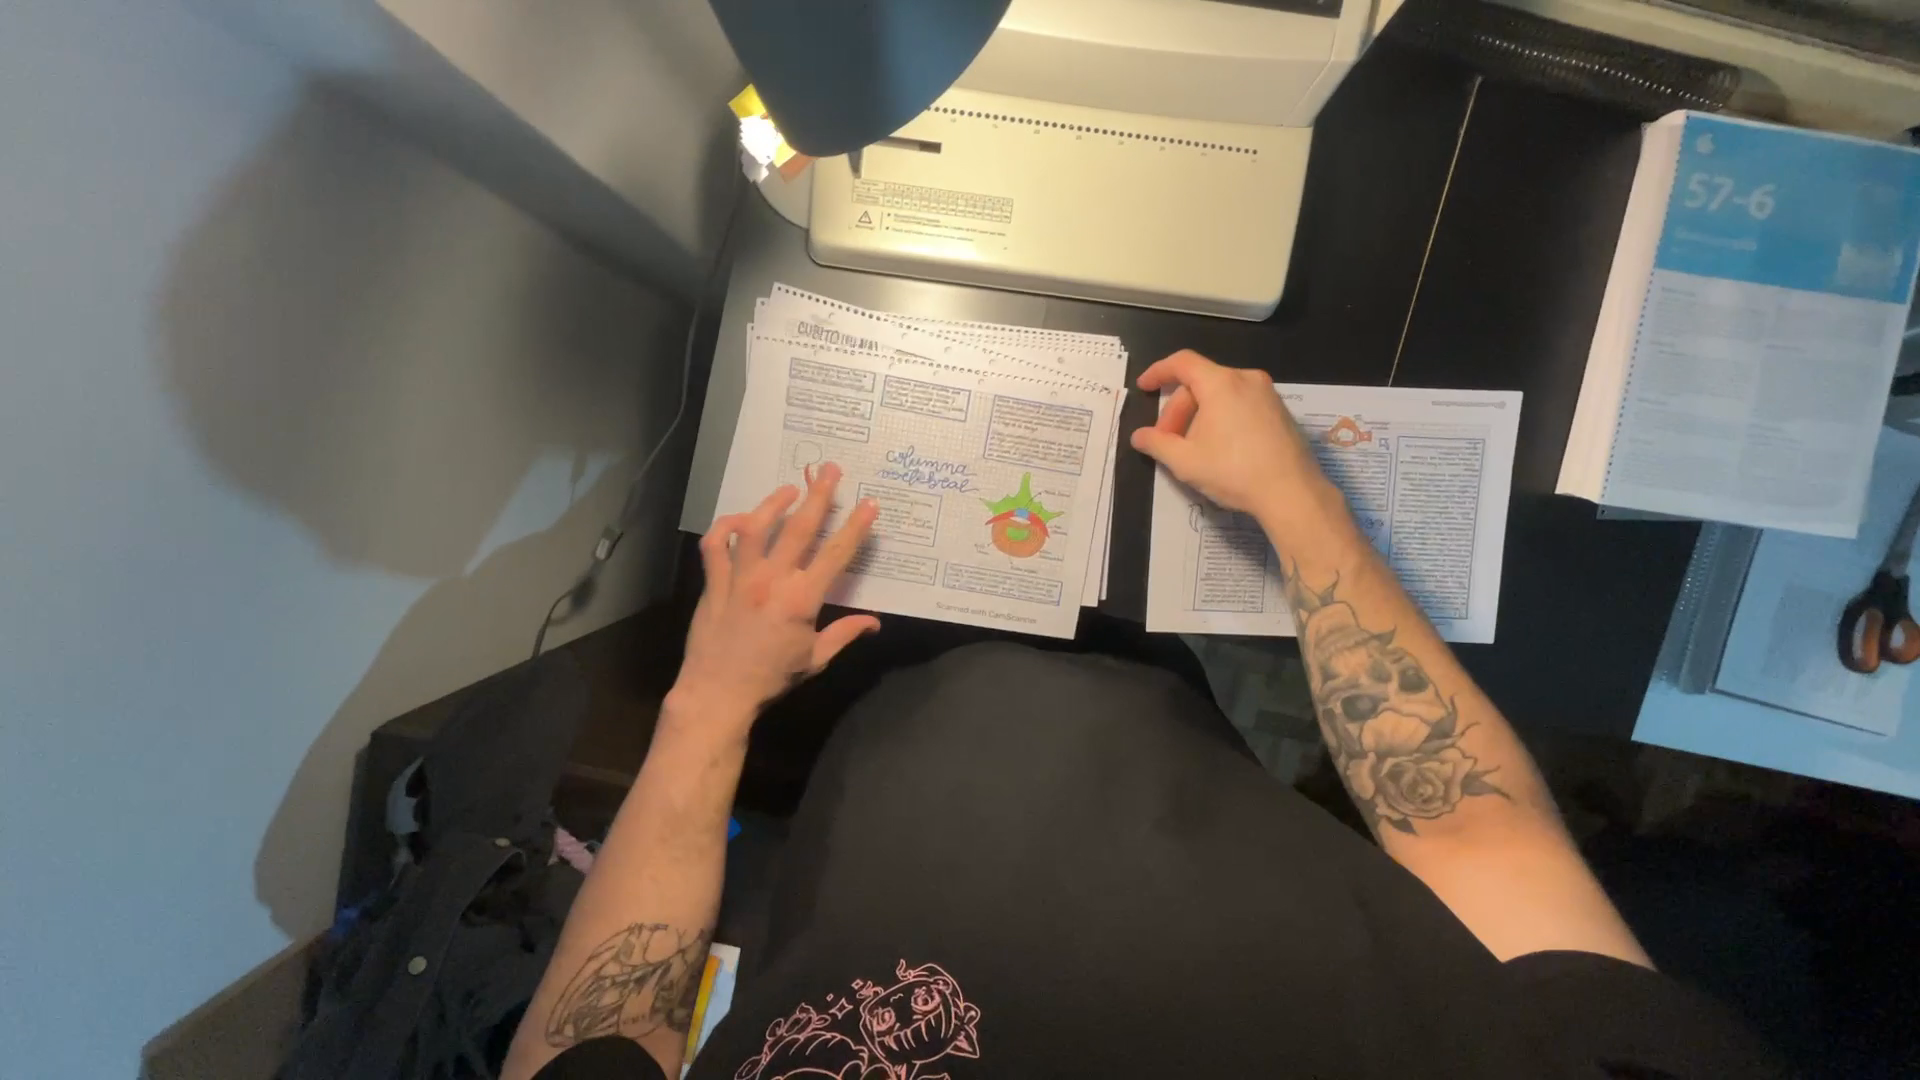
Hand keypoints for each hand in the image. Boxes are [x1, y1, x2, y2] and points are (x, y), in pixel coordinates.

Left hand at [670, 465, 880, 729]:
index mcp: (802, 600)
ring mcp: (739, 578)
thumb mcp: (815, 660)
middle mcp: (772, 581)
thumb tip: (875, 622)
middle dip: (818, 495)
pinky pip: (715, 545)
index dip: (855, 527)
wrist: (718, 693)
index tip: (869, 504)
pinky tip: (740, 519)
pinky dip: (725, 527)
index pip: (836, 555)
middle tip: (829, 470)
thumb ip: (845, 634)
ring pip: (755, 527)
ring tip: (789, 489)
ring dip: (773, 503)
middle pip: (799, 528)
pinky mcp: (713, 583)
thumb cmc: (771, 678)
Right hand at [1130, 349, 1348, 538]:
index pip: (1182, 363)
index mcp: (1221, 384)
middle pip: (1200, 382)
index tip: (1144, 388)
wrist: (1291, 492)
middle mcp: (1246, 379)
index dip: (1158, 372)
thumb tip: (1138, 436)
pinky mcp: (1280, 411)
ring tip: (1193, 447)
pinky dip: (1221, 417)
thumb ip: (1156, 444)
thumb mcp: (1185, 461)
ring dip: (1199, 415)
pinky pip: (1241, 403)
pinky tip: (1219, 447)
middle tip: (1168, 441)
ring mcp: (1267, 394)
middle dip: (1178, 409)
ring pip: (1221, 394)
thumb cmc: (1233, 471)